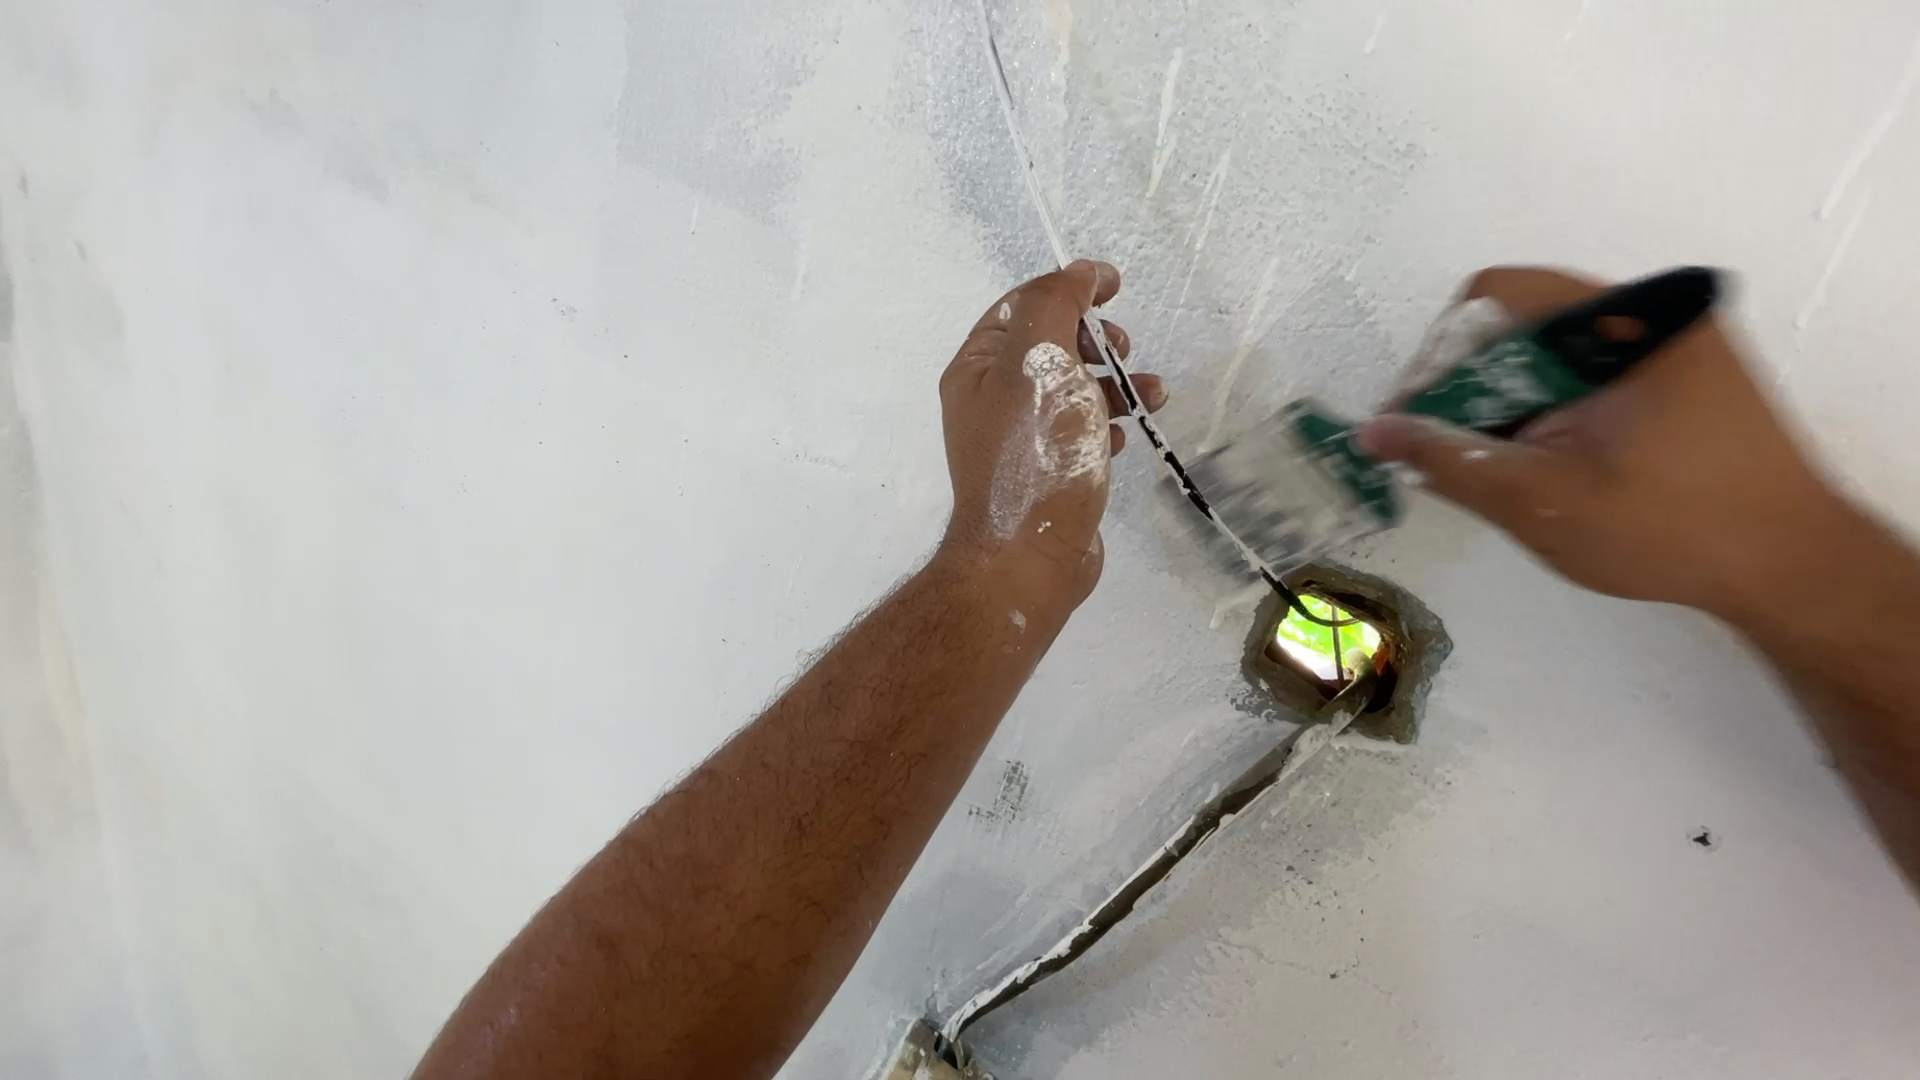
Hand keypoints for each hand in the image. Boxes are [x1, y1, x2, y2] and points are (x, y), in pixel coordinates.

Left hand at [937, 260, 1166, 606]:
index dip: (1068, 286)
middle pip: (1049, 345)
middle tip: (1123, 350)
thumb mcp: (1040, 362)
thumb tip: (1076, 272)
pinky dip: (1107, 425)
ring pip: (1072, 390)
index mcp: (977, 367)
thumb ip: (1055, 305)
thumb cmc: (1034, 453)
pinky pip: (1079, 432)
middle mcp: (991, 399)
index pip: (1021, 304)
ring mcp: (1017, 439)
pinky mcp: (1045, 471)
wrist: (1029, 556)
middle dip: (1094, 339)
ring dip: (1115, 383)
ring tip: (1151, 394)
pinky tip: (1125, 436)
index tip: (1115, 287)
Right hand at [1359, 266, 1850, 618]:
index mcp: (1626, 323)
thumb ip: (1444, 457)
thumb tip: (1368, 432)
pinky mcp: (1659, 386)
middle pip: (1509, 330)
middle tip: (1432, 452)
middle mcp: (1644, 321)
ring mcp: (1656, 353)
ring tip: (1471, 469)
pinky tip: (1515, 470)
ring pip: (1533, 362)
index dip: (1438, 352)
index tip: (1416, 416)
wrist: (1789, 572)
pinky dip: (1525, 421)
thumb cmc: (1666, 529)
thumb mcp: (1535, 495)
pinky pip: (1565, 384)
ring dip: (1489, 412)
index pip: (1493, 297)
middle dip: (1457, 392)